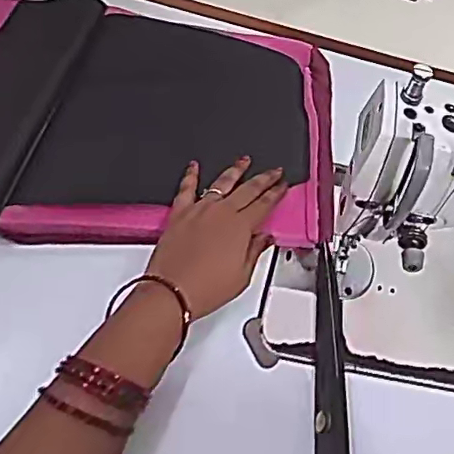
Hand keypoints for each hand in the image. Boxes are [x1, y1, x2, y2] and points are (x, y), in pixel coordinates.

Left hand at [146, 158, 284, 317]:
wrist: (171, 292)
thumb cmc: (205, 288)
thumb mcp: (242, 276)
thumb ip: (255, 251)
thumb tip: (264, 238)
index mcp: (241, 226)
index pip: (265, 203)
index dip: (276, 193)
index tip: (283, 185)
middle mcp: (222, 213)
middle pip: (249, 188)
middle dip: (264, 178)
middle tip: (273, 171)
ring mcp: (200, 210)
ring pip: (222, 182)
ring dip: (236, 169)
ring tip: (244, 160)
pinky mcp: (180, 213)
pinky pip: (187, 188)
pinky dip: (191, 175)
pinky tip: (194, 166)